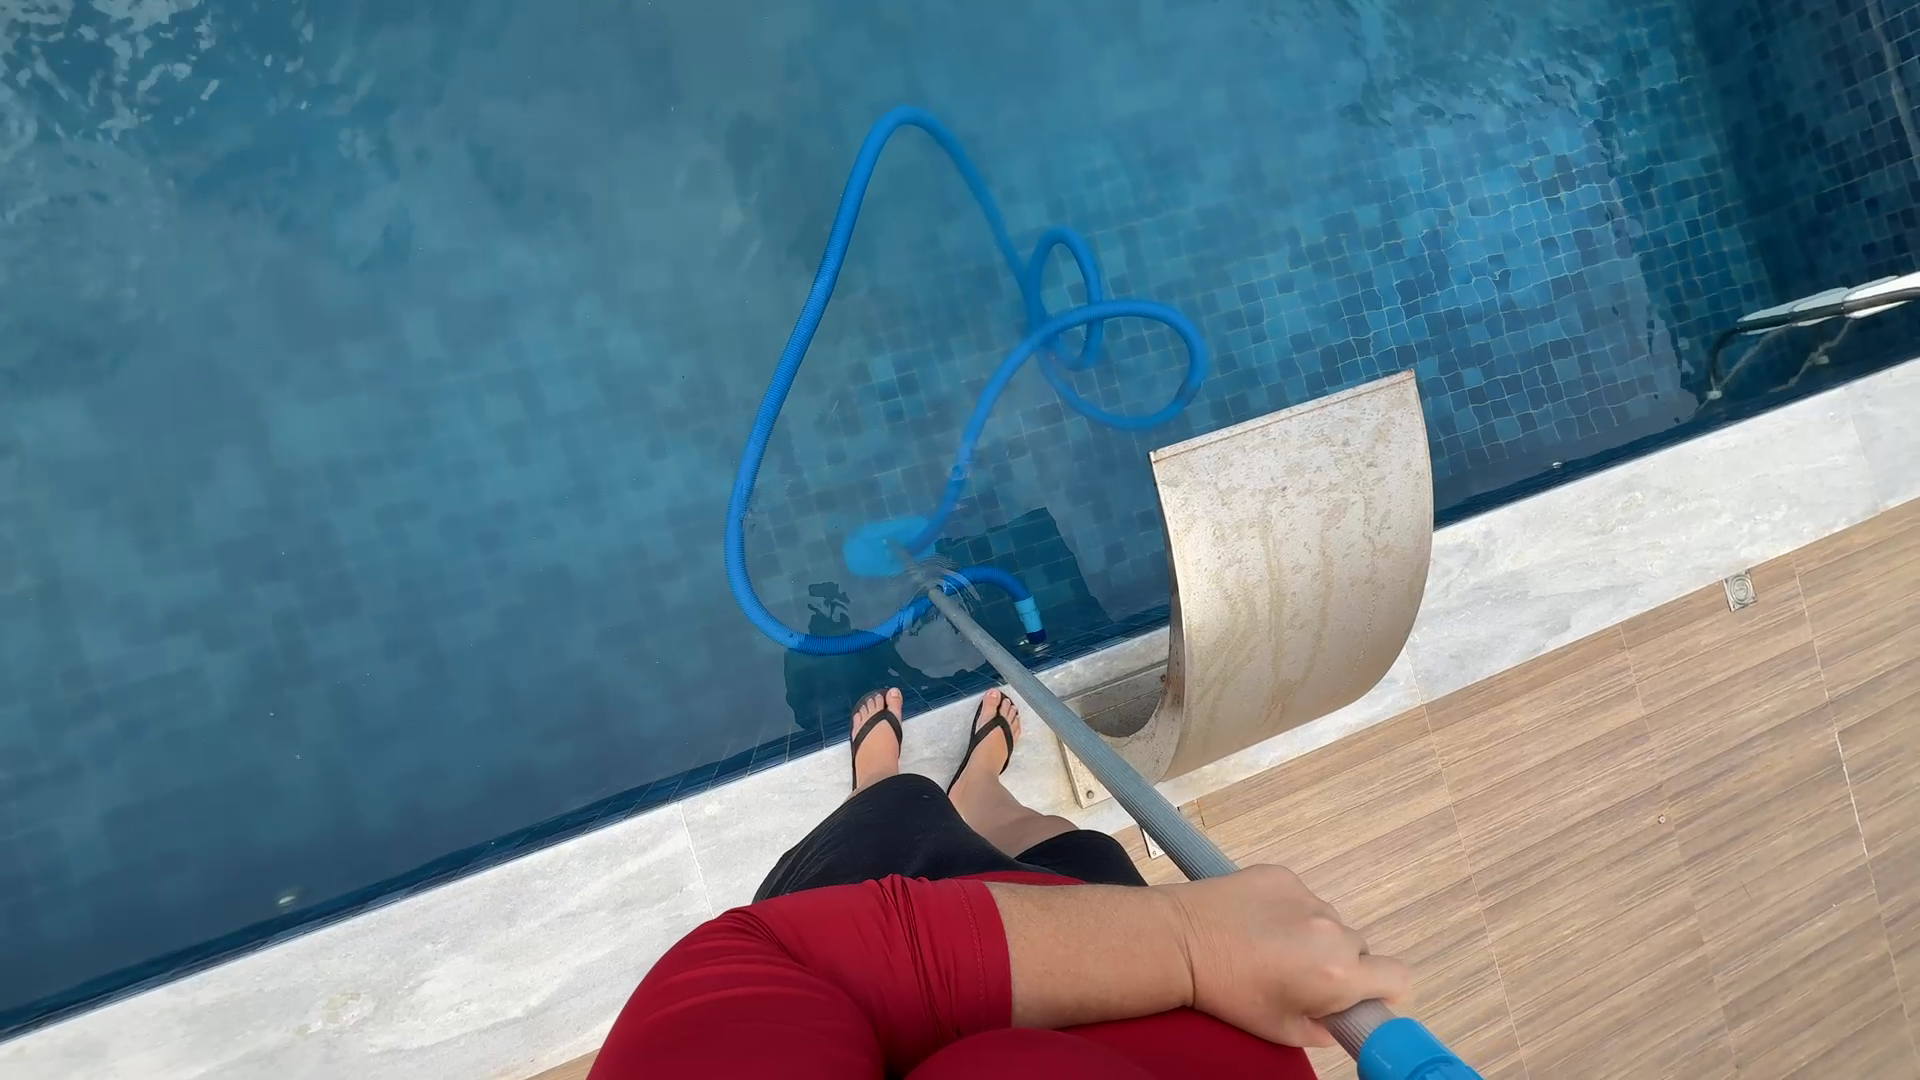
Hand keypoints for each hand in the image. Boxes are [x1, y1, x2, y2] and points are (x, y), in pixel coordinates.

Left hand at [1161, 864, 1410, 1046]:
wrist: (1182, 940)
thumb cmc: (1229, 991)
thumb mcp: (1284, 1030)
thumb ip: (1326, 1028)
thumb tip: (1338, 1018)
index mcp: (1339, 973)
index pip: (1398, 977)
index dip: (1382, 988)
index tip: (1357, 993)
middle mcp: (1330, 929)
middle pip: (1358, 947)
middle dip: (1339, 961)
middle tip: (1300, 970)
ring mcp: (1304, 895)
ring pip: (1327, 919)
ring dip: (1311, 931)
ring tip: (1270, 941)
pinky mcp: (1280, 872)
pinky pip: (1299, 895)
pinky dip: (1287, 906)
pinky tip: (1256, 917)